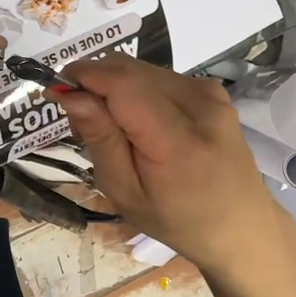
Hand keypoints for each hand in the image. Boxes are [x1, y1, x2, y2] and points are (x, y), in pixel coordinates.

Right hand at [52, 55, 295, 281]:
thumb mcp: (125, 191)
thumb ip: (100, 139)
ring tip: (110, 126)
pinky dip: (133, 89)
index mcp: (179, 141)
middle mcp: (200, 106)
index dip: (83, 77)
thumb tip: (70, 95)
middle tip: (81, 120)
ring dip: (112, 86)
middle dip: (93, 82)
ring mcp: (210, 94)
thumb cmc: (176, 219)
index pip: (123, 84)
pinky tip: (136, 120)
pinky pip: (156, 75)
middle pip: (128, 69)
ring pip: (139, 69)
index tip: (54, 91)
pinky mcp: (212, 91)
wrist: (241, 227)